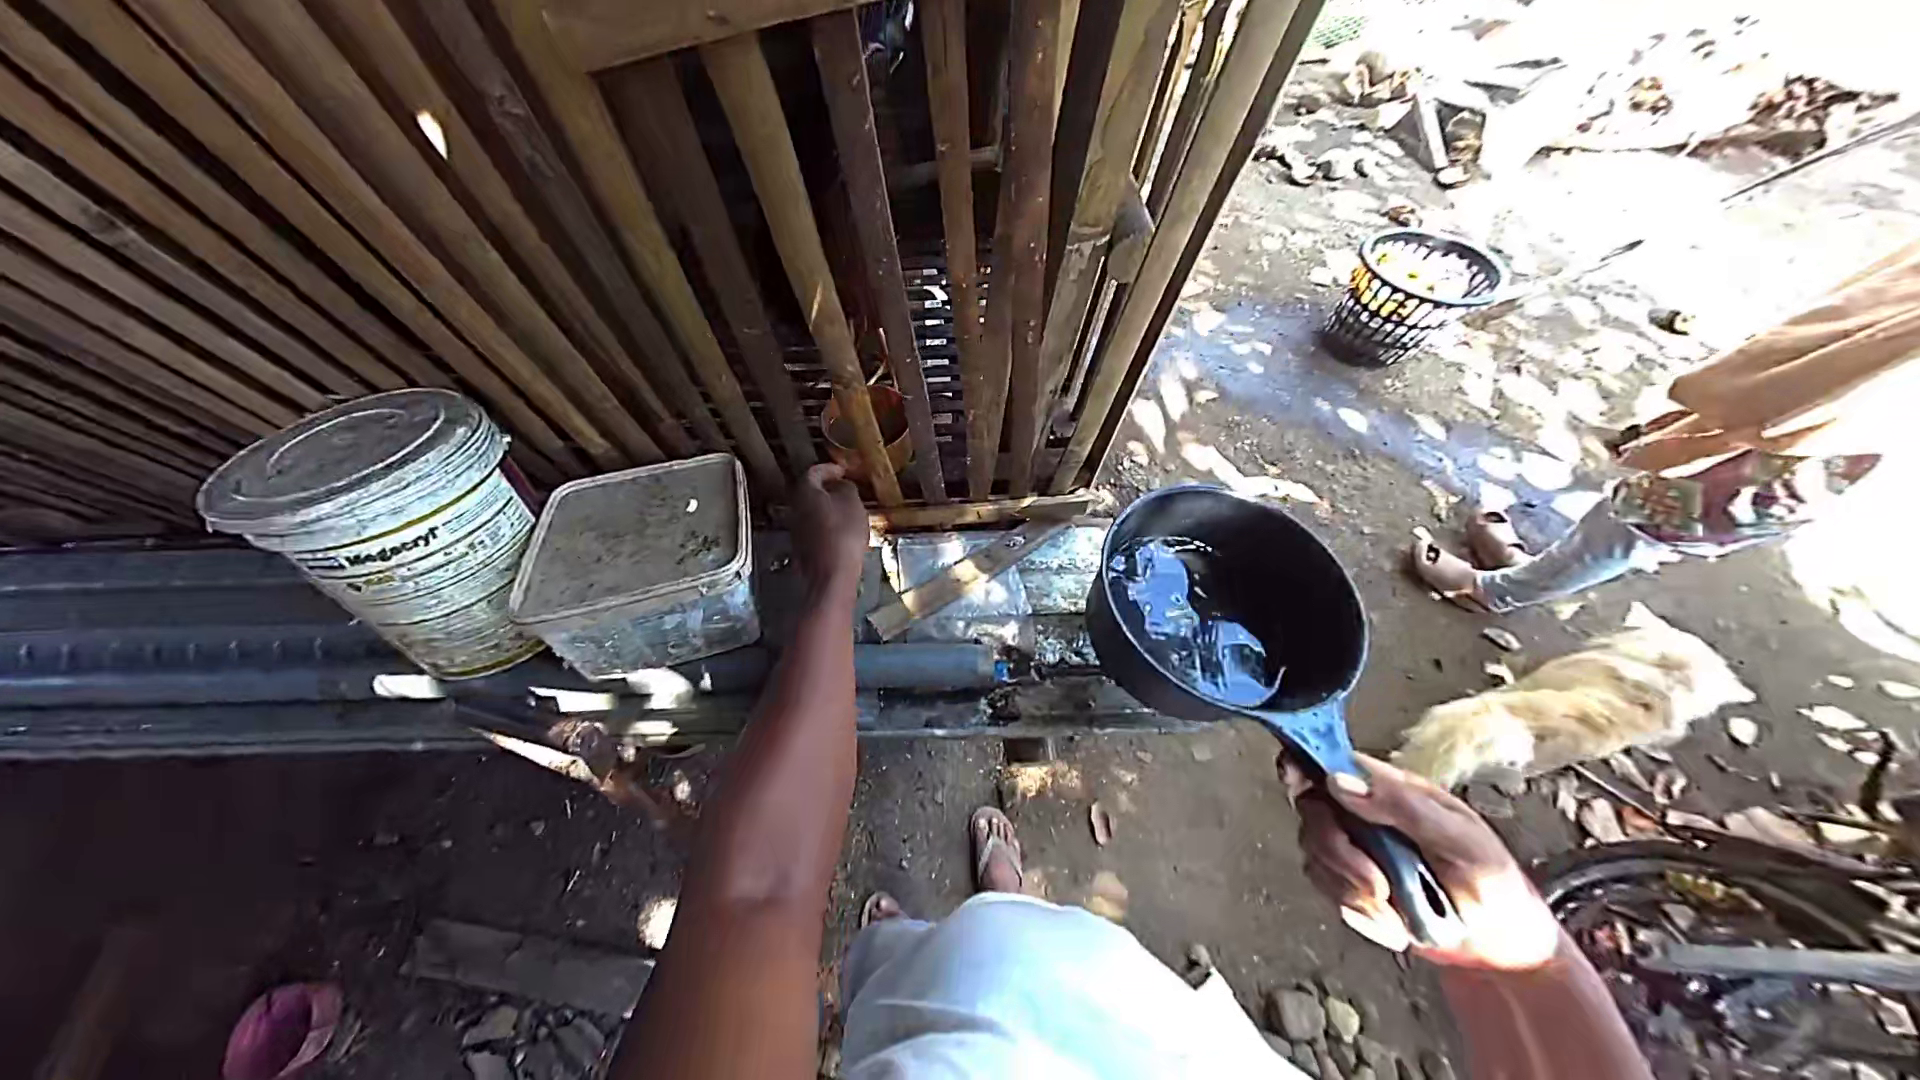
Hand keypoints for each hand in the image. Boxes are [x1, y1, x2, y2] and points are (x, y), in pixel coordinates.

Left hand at [791, 464, 868, 591]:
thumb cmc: (843, 533)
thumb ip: (846, 488)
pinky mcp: (801, 546)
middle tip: (843, 487)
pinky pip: (813, 526)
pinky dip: (825, 522)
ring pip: (810, 509)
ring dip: (826, 505)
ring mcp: (795, 528)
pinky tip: (840, 529)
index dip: (829, 468)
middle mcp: (794, 507)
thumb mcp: (853, 504)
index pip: (813, 471)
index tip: (842, 470)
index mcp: (805, 491)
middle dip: (826, 487)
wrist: (830, 575)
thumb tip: (841, 485)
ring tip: (845, 507)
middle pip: (808, 491)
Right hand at [1285, 754, 1560, 970]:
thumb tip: (1337, 780)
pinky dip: (1357, 911)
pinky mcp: (1344, 880)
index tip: (1297, 784)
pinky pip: (1324, 886)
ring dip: (1352, 888)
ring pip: (1313, 851)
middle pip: (1311, 810)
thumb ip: (1402, 805)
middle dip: (1339, 853)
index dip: (1300, 763)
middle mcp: (1357, 810)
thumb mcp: (1462, 840)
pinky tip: (1392, 922)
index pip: (1326, 758)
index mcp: (1384, 786)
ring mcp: (1349, 844)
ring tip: (1398, 911)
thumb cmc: (1496, 885)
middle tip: (1379, 885)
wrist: (1505, 952)